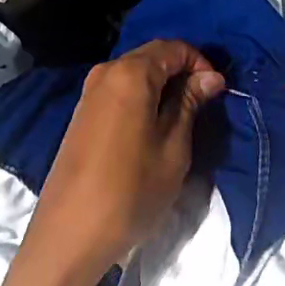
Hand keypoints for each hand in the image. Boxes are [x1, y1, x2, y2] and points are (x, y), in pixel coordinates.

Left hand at [23, 39, 224, 276]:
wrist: (68, 238)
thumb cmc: (130, 191)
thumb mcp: (174, 147)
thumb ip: (190, 103)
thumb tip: (210, 77)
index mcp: (130, 73)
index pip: (174, 48)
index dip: (201, 63)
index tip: (216, 92)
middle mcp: (106, 73)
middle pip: (153, 56)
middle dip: (182, 72)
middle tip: (203, 103)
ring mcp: (89, 94)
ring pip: (136, 74)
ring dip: (162, 87)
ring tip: (182, 117)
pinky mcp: (81, 115)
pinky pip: (120, 90)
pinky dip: (142, 98)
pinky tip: (152, 127)